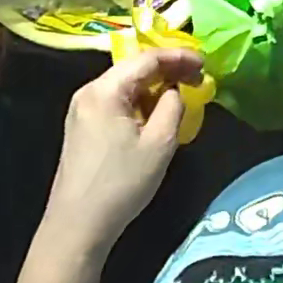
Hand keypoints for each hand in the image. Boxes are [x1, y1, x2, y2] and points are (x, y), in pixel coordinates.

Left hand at [45, 48, 205, 251]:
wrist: (77, 225)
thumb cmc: (121, 183)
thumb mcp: (160, 143)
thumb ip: (173, 106)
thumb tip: (174, 90)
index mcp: (105, 89)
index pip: (147, 58)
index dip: (178, 56)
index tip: (204, 63)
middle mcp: (89, 91)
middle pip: (134, 68)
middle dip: (168, 69)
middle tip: (198, 77)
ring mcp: (82, 108)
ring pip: (125, 85)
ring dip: (154, 86)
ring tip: (182, 94)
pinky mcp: (83, 126)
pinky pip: (117, 101)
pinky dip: (140, 101)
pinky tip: (156, 113)